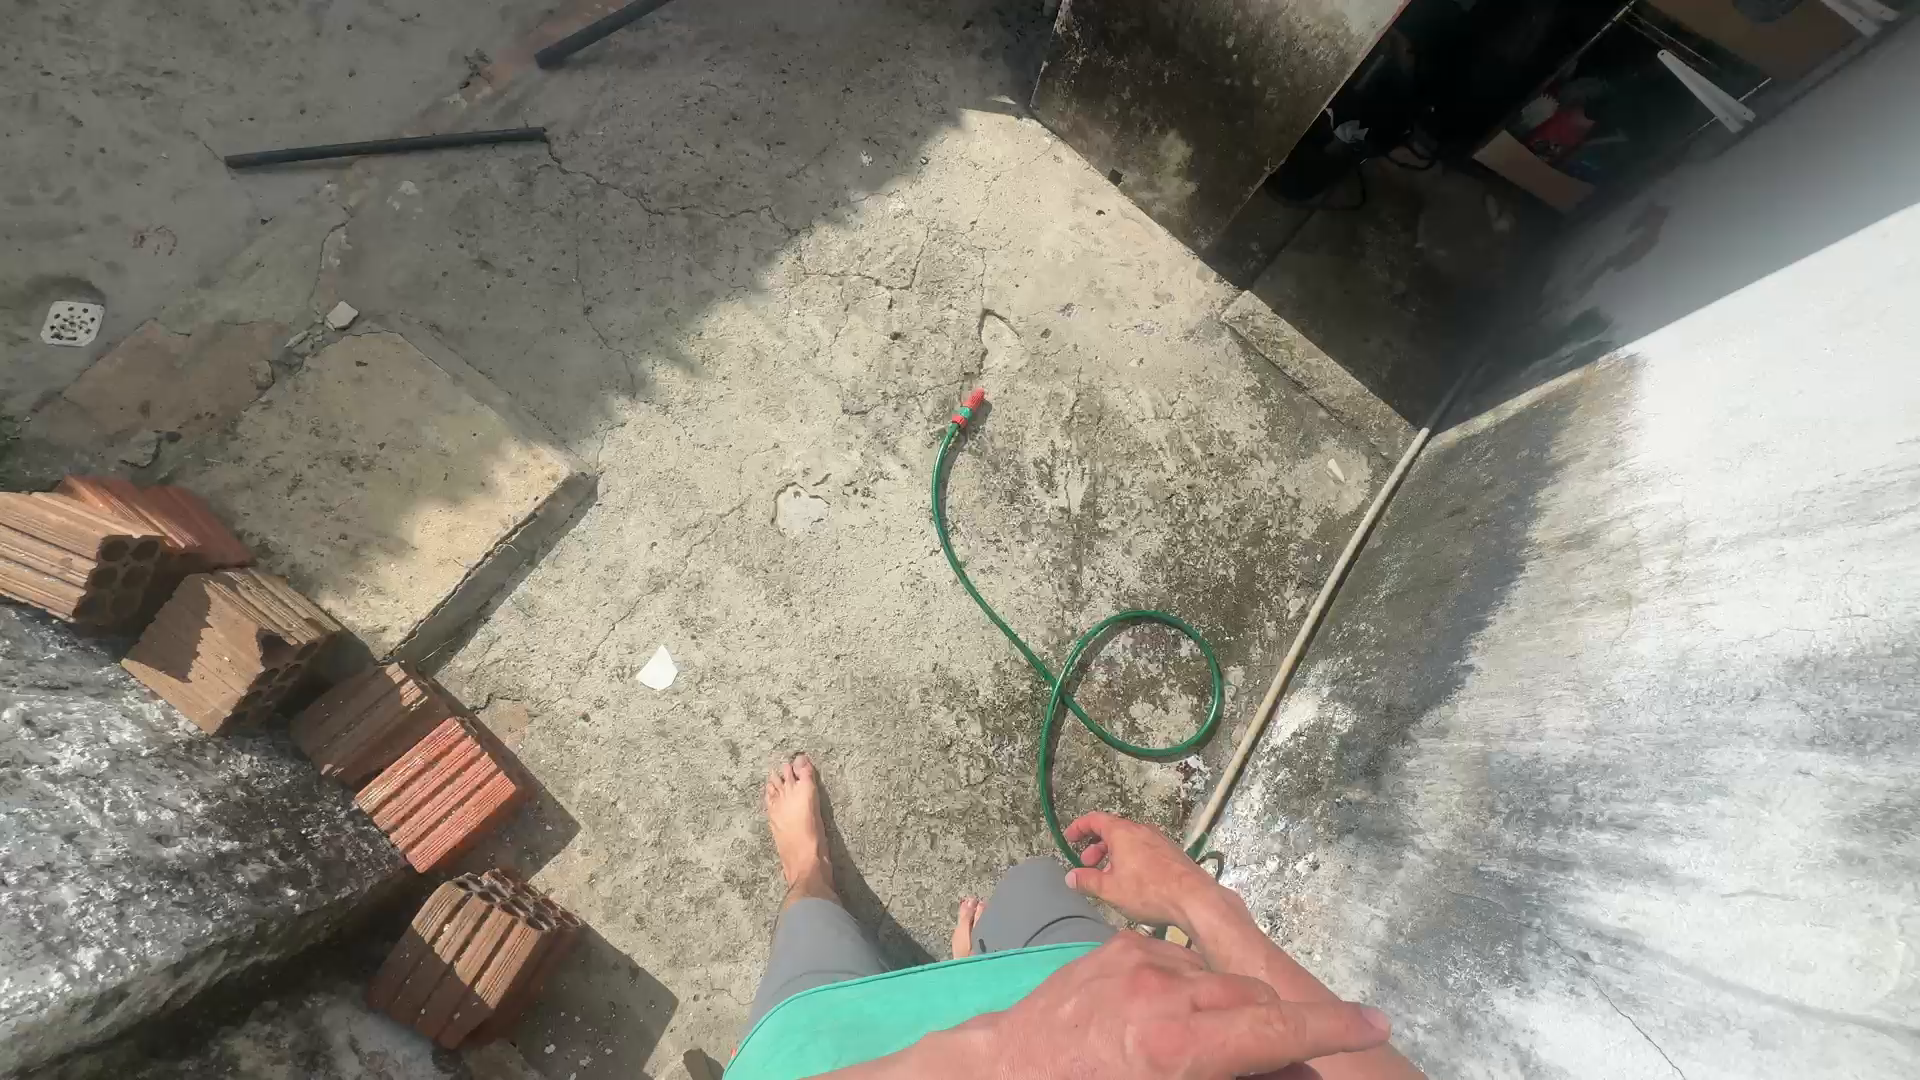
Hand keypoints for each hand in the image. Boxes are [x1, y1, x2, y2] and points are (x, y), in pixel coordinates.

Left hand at [935, 933, 1390, 1079]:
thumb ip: (1231, 1076)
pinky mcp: (1118, 945)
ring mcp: (1138, 959)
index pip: (1272, 1028)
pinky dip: (1196, 986)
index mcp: (1175, 1046)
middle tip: (1291, 1061)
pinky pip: (1181, 961)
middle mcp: (1161, 991)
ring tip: (1229, 1043)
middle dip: (1282, 1029)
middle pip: (1253, 999)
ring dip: (1238, 1007)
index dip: (1329, 1029)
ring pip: (1219, 977)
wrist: (1010, 1066)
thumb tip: (1279, 1065)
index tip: (1372, 1022)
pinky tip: (1182, 1014)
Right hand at [1064, 811, 1224, 927]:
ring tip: (1110, 877)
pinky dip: (1132, 859)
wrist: (1193, 898)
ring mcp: (1158, 840)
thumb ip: (1087, 881)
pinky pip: (1144, 849)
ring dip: (1114, 855)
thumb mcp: (1110, 889)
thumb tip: (1071, 877)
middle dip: (1096, 847)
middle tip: (1089, 865)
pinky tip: (1133, 881)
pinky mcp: (1171, 853)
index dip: (1079, 828)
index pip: (1094, 820)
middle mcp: (1140, 830)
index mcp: (1122, 832)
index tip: (1070, 838)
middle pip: (1112, 831)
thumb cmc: (1149, 891)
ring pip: (1129, 841)